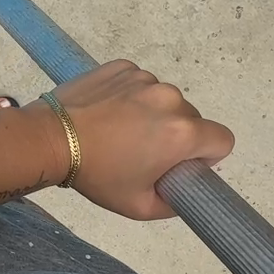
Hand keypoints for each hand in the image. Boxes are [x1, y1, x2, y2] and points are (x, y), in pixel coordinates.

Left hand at [36, 59, 233, 220]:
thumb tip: (183, 187)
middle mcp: (170, 98)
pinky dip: (130, 95)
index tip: (177, 163)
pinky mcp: (121, 67)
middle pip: (191, 119)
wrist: (50, 138)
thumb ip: (175, 202)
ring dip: (151, 112)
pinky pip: (139, 82)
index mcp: (182, 132)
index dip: (204, 156)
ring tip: (118, 129)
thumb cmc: (96, 174)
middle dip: (175, 135)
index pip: (222, 140)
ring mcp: (144, 78)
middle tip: (140, 150)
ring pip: (164, 99)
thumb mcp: (140, 206)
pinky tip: (107, 110)